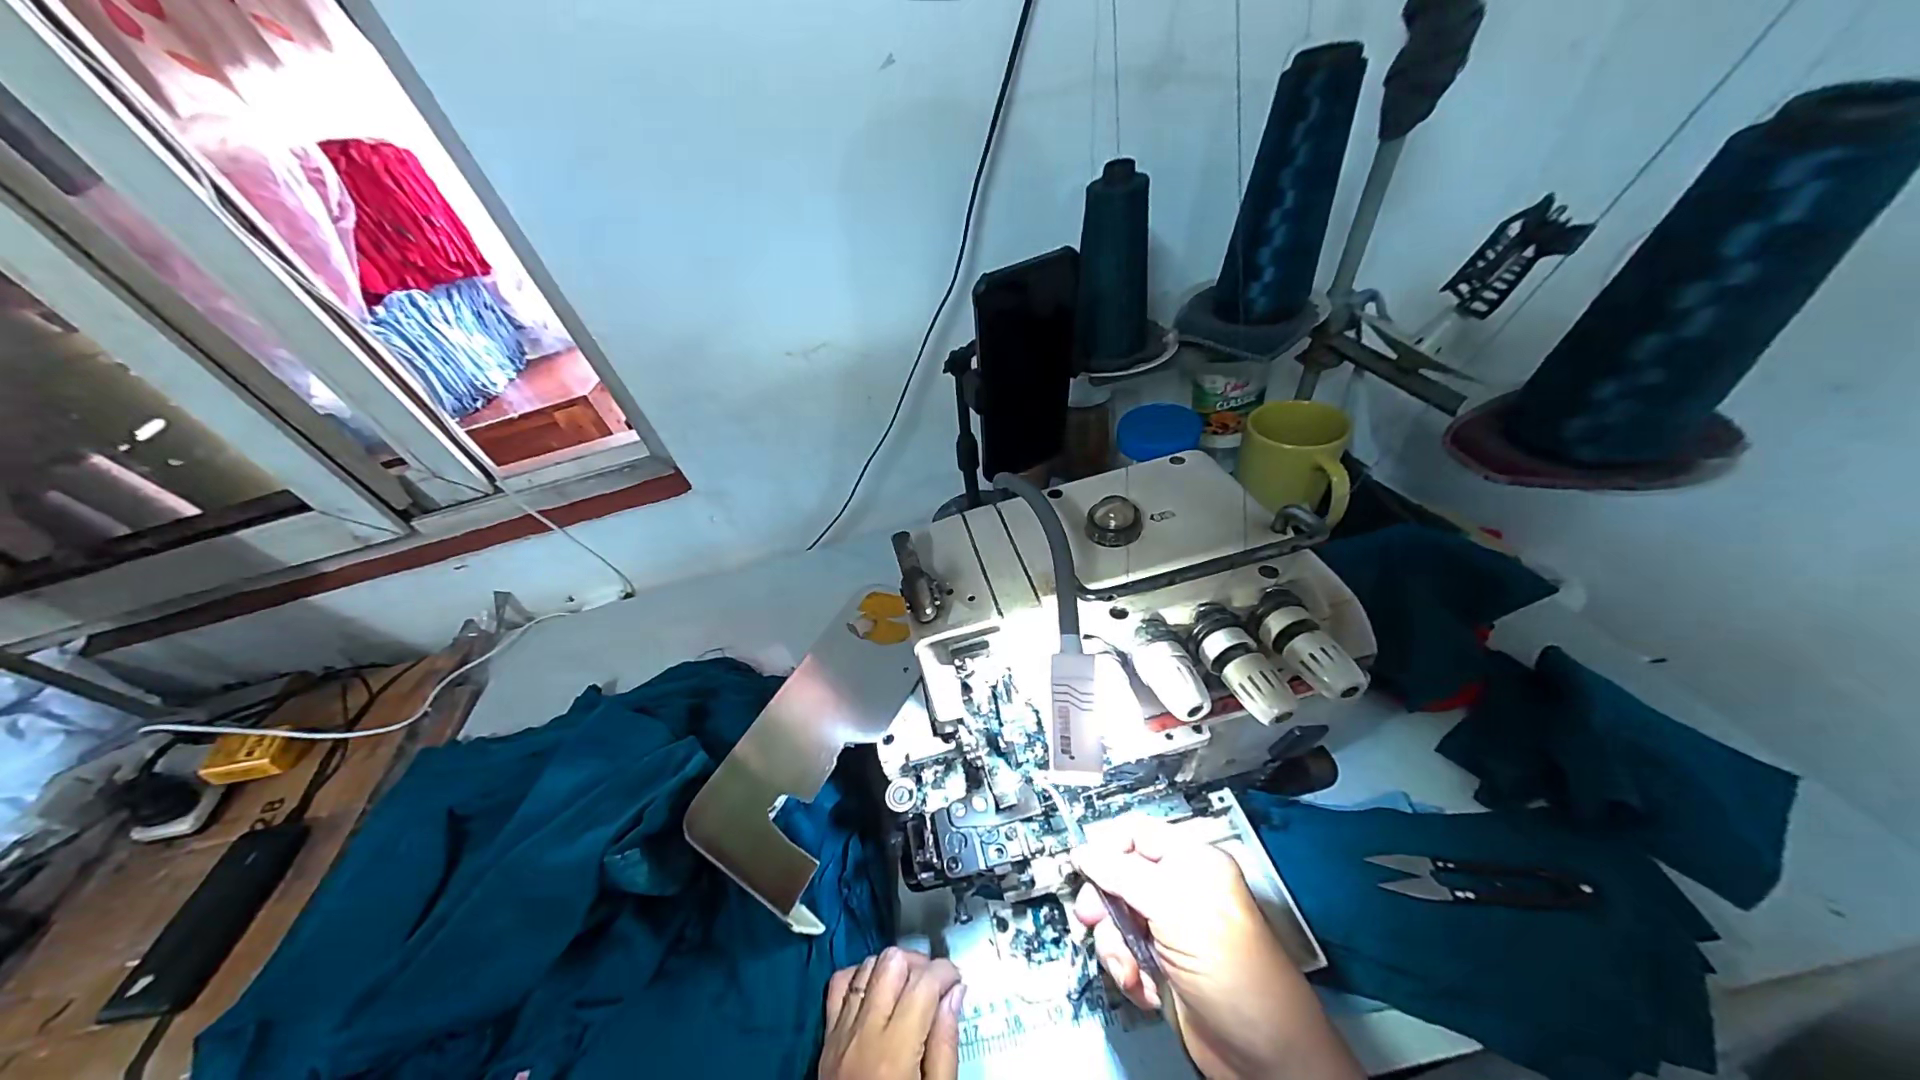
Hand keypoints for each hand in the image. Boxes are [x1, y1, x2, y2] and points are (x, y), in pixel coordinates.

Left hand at [819, 946, 966, 1079]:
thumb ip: (945, 1045)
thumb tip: (955, 992)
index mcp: (894, 1054)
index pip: (923, 983)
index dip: (946, 972)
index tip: (958, 981)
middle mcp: (863, 1034)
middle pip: (891, 963)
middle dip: (919, 964)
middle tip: (936, 985)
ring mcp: (840, 1034)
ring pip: (866, 965)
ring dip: (892, 968)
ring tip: (910, 987)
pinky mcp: (826, 1038)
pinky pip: (839, 985)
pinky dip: (860, 976)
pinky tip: (877, 990)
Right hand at [1073, 821, 1362, 1079]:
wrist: (1263, 1059)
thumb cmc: (1244, 980)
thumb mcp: (1177, 912)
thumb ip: (1126, 875)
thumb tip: (1088, 853)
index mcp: (1194, 864)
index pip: (1139, 836)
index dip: (1109, 847)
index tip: (1085, 867)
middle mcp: (1180, 892)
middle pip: (1118, 877)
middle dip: (1105, 904)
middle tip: (1094, 918)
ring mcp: (1169, 930)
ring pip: (1115, 919)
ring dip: (1115, 946)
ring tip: (1132, 967)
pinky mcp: (1160, 964)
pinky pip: (1121, 952)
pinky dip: (1125, 971)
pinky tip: (1145, 986)